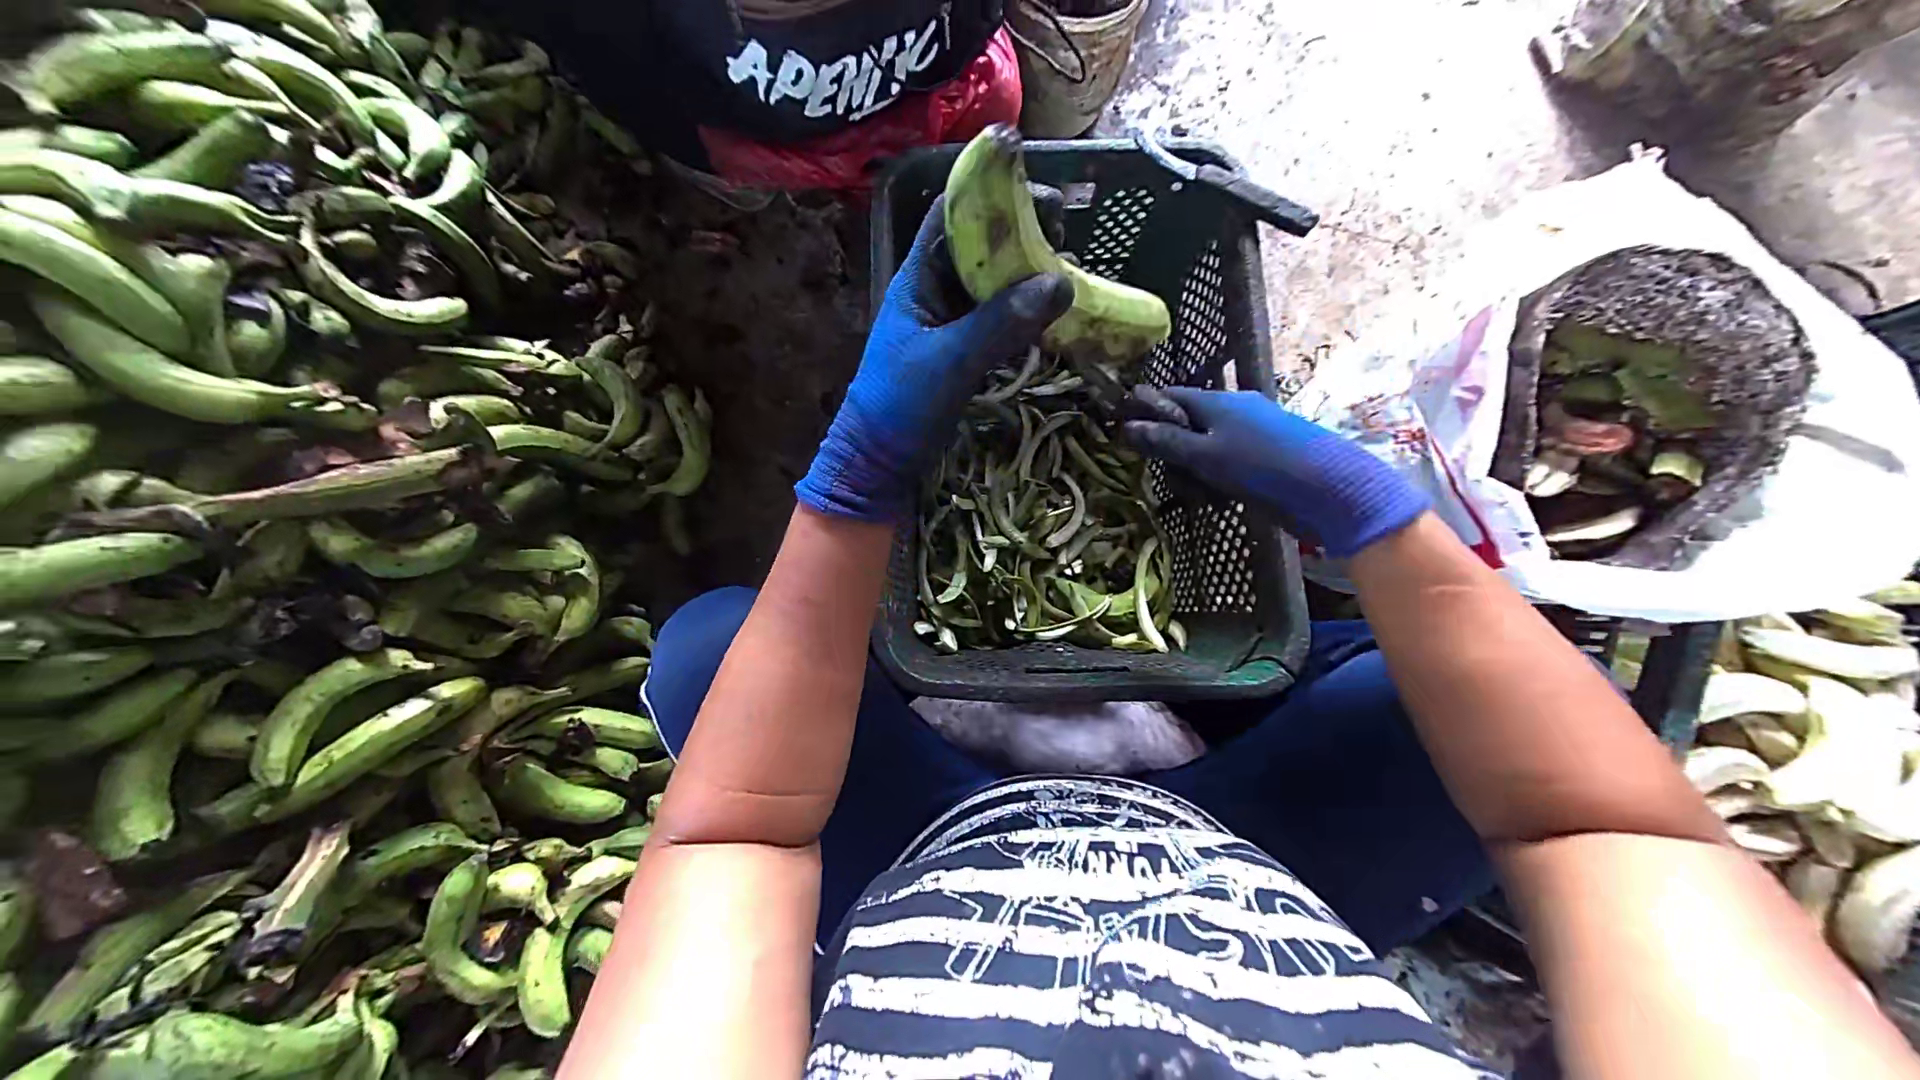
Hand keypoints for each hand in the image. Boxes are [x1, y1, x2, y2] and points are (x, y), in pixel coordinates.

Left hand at [796, 201, 1072, 522]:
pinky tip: (1054, 315)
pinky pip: (999, 319)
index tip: (1044, 197)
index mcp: (918, 278)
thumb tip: (1061, 283)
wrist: (878, 463)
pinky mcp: (964, 351)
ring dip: (1029, 275)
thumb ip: (1001, 324)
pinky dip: (1026, 313)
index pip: (952, 213)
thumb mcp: (950, 362)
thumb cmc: (900, 407)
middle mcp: (934, 291)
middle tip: (1067, 240)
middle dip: (1023, 235)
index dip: (993, 194)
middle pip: (981, 245)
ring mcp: (949, 322)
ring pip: (994, 283)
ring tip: (1071, 274)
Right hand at [1122, 386, 1428, 557]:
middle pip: (1188, 422)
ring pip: (1207, 444)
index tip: (1125, 431)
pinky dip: (1216, 476)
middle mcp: (1236, 409)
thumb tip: (1126, 427)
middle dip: (1171, 447)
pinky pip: (1228, 460)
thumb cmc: (1261, 466)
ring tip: (1195, 491)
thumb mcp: (1204, 455)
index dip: (1145, 410)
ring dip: (1195, 467)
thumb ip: (1165, 441)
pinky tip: (1218, 497)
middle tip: (1164, 473)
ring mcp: (1254, 431)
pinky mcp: (1268, 455)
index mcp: (1218, 400)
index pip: (1169, 395)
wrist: (1330, 490)